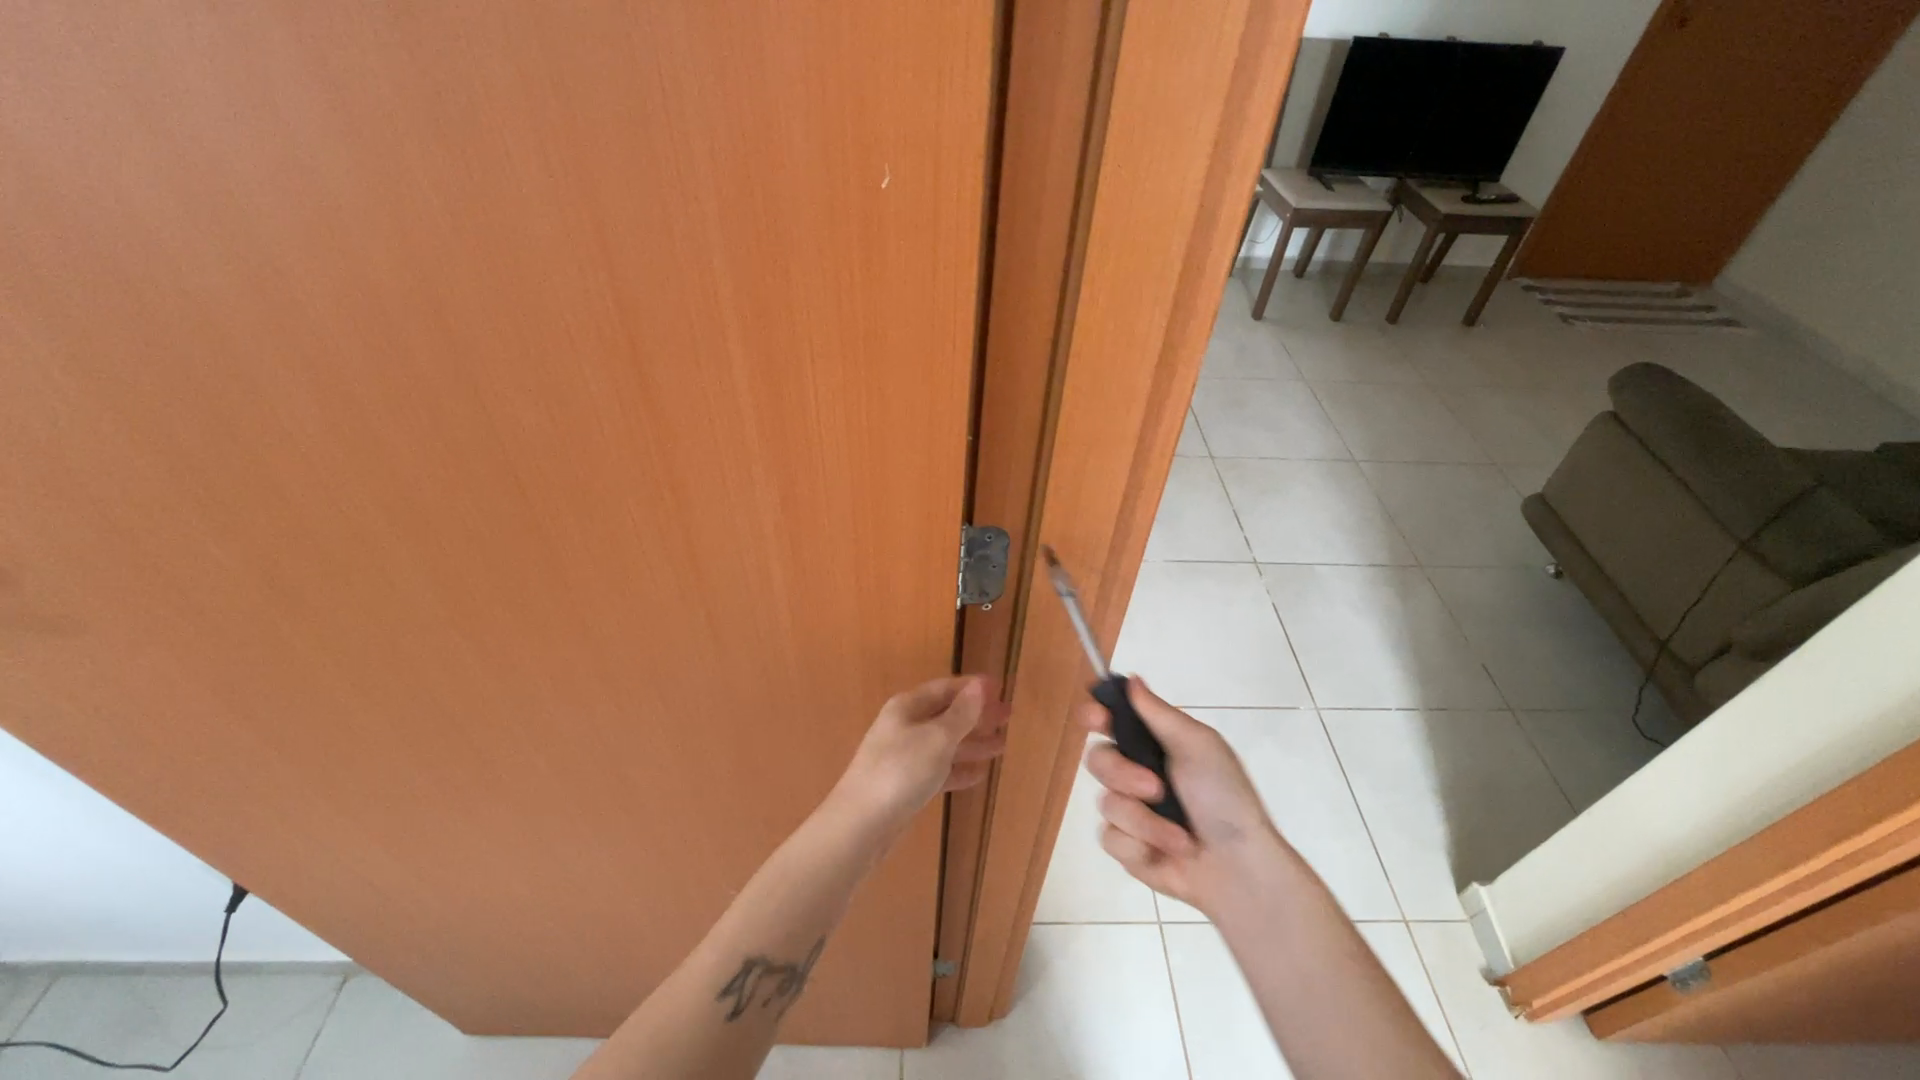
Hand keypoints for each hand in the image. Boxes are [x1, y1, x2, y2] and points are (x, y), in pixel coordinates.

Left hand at [832, 675, 1008, 833]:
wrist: (861, 823)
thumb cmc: (901, 771)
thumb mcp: (937, 738)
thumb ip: (961, 714)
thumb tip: (979, 686)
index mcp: (907, 707)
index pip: (945, 688)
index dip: (972, 688)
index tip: (1001, 688)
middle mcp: (904, 726)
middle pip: (946, 715)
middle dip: (977, 715)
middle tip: (1009, 716)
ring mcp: (903, 757)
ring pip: (944, 743)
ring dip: (972, 743)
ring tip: (1002, 745)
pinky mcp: (905, 784)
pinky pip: (937, 769)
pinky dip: (958, 769)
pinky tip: (979, 774)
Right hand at [1074, 678, 1285, 914]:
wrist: (1238, 868)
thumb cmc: (1224, 799)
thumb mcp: (1199, 746)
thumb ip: (1159, 714)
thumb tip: (1131, 678)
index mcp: (1155, 746)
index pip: (1111, 720)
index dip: (1095, 715)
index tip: (1094, 718)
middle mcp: (1136, 774)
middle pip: (1096, 759)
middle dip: (1123, 774)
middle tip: (1155, 788)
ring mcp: (1129, 812)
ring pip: (1105, 802)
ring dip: (1145, 821)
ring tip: (1180, 836)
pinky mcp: (1125, 847)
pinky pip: (1110, 837)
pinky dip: (1141, 845)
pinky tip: (1167, 855)